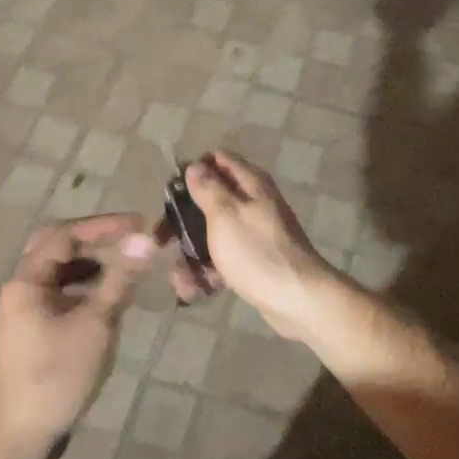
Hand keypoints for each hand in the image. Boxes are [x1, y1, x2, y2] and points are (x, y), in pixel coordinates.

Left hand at [0, 215, 154, 458]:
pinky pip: (57, 293)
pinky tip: (104, 297)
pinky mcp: (29, 332)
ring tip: (122, 265)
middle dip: (93, 238)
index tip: (141, 224)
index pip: (66, 234)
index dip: (105, 225)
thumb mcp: (96, 323)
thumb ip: (120, 278)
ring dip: (89, 262)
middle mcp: (18, 289)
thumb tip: (146, 238)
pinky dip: (82, 286)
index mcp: (25, 281)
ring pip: (56, 271)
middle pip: (55, 247)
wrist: (21, 440)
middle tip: (128, 237)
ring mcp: (21, 312)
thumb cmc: (57, 375)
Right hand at [168, 153, 341, 340]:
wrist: (297, 298)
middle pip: (210, 201)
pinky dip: (209, 273)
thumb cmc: (257, 251)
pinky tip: (197, 291)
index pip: (218, 160)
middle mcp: (253, 202)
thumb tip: (196, 165)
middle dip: (183, 222)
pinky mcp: (253, 260)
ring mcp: (254, 233)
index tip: (170, 193)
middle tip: (161, 241)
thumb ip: (209, 189)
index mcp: (251, 183)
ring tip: (181, 280)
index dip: (192, 172)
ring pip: (213, 235)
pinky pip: (223, 260)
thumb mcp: (226, 216)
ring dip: (192, 256)